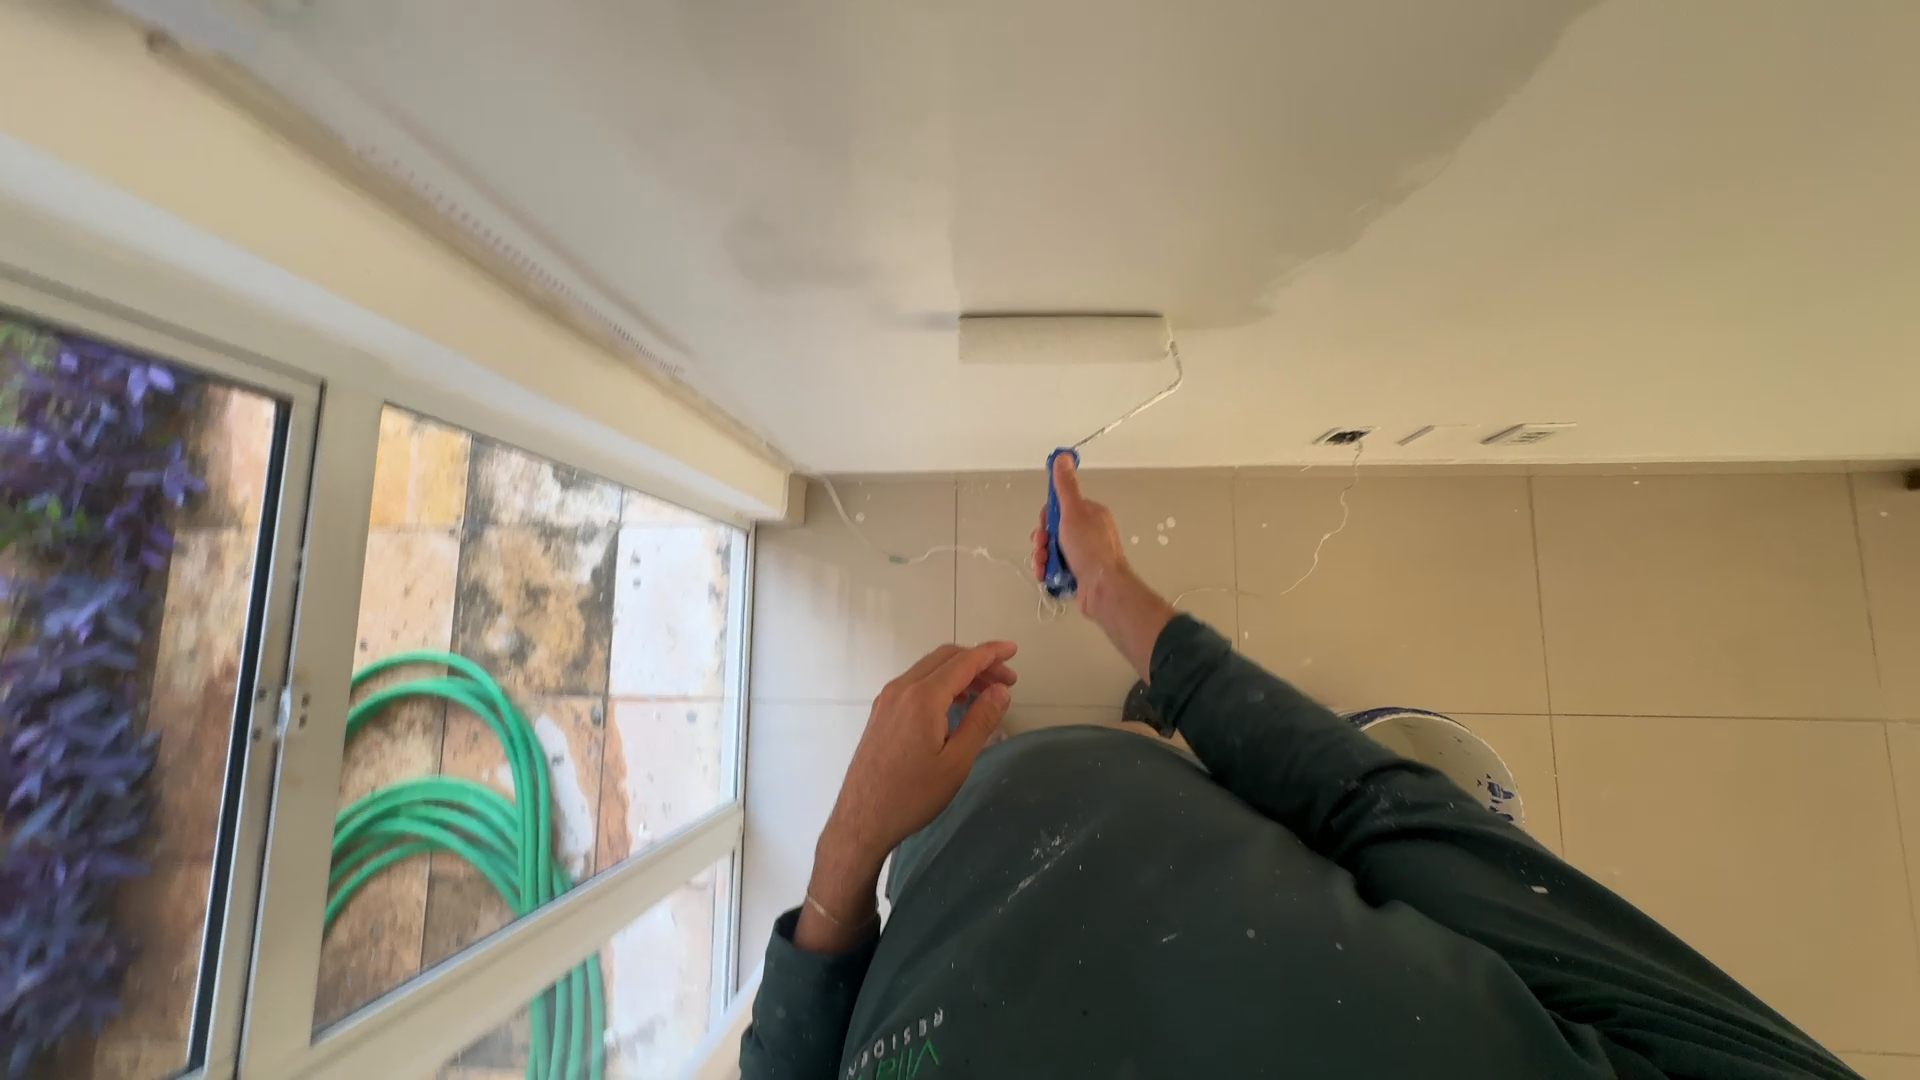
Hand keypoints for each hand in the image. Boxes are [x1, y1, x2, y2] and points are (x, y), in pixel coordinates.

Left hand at [798, 642, 1016, 952]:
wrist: (862, 820)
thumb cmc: (913, 795)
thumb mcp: (956, 762)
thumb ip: (981, 721)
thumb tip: (1000, 690)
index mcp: (923, 697)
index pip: (964, 661)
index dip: (991, 653)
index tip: (1013, 650)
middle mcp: (902, 688)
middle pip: (946, 657)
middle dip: (978, 661)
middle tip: (1006, 679)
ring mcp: (887, 699)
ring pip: (929, 669)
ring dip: (959, 671)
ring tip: (986, 692)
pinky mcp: (881, 712)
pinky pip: (916, 682)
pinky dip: (940, 682)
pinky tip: (955, 703)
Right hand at [1030, 453, 1129, 615]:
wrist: (1103, 590)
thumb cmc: (1089, 549)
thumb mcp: (1074, 513)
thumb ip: (1065, 487)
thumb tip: (1063, 456)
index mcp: (1091, 514)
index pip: (1060, 508)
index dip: (1047, 518)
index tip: (1046, 527)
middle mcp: (1089, 532)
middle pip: (1054, 530)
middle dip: (1042, 541)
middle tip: (1043, 548)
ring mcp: (1084, 554)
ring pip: (1052, 550)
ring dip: (1042, 557)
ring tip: (1044, 566)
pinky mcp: (1079, 574)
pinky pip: (1056, 567)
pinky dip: (1048, 571)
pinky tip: (1046, 576)